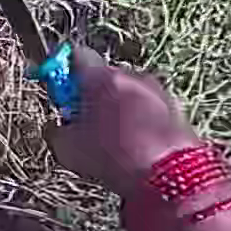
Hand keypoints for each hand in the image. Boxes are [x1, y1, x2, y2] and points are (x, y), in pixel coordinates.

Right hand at [45, 46, 200, 197]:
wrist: (164, 175)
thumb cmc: (109, 156)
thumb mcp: (65, 147)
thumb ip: (55, 129)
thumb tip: (55, 125)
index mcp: (100, 77)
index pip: (76, 56)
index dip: (63, 71)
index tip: (59, 90)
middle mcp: (131, 75)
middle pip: (103, 75)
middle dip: (90, 93)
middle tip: (81, 120)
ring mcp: (157, 90)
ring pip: (127, 91)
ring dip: (115, 106)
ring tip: (109, 138)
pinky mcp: (176, 107)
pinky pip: (147, 107)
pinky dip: (137, 118)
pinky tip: (132, 144)